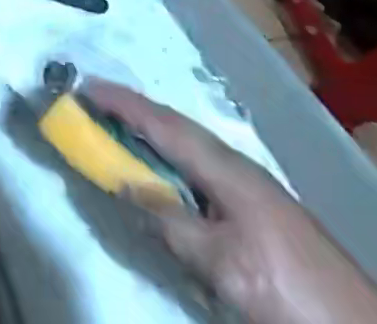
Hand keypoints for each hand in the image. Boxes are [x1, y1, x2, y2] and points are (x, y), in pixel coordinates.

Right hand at [83, 80, 376, 323]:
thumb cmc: (291, 292)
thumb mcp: (226, 265)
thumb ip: (174, 224)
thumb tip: (126, 185)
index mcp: (228, 170)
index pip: (165, 125)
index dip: (124, 104)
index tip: (85, 85)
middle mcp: (237, 168)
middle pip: (176, 128)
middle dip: (133, 111)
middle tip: (93, 102)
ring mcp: (250, 189)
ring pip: (189, 149)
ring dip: (151, 134)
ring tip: (118, 128)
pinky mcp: (257, 212)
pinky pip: (199, 171)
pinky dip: (169, 162)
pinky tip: (163, 176)